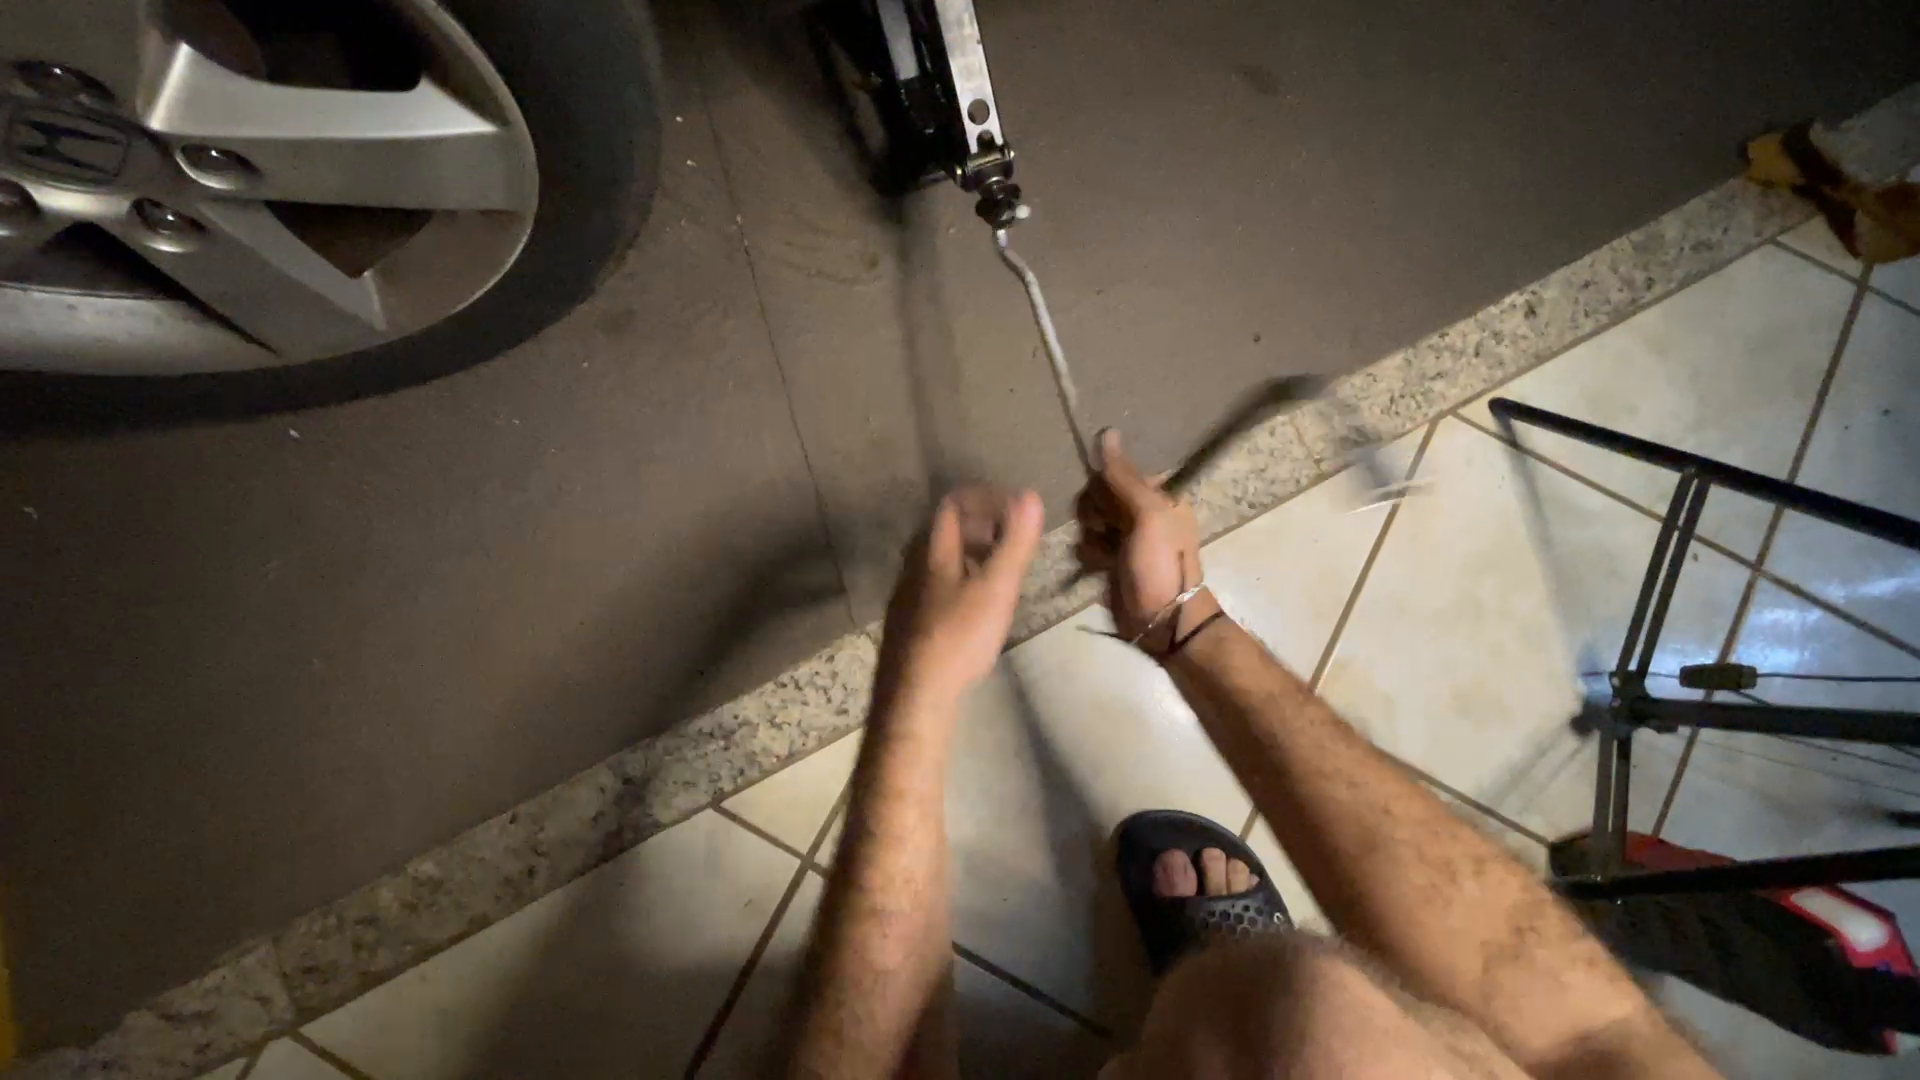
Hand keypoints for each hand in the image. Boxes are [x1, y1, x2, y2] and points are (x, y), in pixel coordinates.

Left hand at [882, 486, 1044, 703]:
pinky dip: (959, 584)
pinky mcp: (907, 625)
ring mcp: (906, 597)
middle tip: (1011, 541)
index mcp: (932, 553)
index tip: (1013, 510)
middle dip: (979, 528)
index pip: (953, 505)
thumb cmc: (958, 637)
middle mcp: (913, 567)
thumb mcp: (996, 588)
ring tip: (999, 574)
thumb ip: (1014, 544)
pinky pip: (934, 588)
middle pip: (944, 533)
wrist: (914, 694)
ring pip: (939, 563)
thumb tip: (1030, 495)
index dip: (984, 499)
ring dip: (970, 558)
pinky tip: (974, 610)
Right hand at [1075, 430, 1217, 652]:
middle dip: (1095, 510)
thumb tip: (1107, 433)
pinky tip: (1096, 565)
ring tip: (1103, 551)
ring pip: (1090, 520)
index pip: (1121, 472)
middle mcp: (1142, 515)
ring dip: (1090, 534)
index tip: (1102, 494)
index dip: (1107, 481)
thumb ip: (1124, 477)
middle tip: (1105, 527)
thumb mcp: (1148, 515)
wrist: (1160, 621)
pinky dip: (1088, 554)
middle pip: (1101, 495)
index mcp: (1161, 497)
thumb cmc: (1161, 564)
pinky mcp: (1109, 563)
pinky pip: (1087, 546)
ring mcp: (1125, 540)